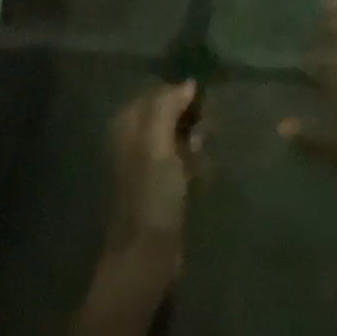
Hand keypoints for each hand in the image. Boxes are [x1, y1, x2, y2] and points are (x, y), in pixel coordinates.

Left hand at [105, 80, 197, 264]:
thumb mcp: (156, 145)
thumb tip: (186, 82)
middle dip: (188, 115)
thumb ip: (165, 109)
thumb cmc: (151, 195)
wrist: (147, 253)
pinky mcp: (160, 188)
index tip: (205, 96)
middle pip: (163, 115)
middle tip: (210, 121)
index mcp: (125, 128)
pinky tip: (207, 165)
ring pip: (173, 138)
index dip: (178, 92)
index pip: (153, 95)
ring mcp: (145, 167)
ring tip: (211, 142)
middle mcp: (131, 143)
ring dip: (193, 137)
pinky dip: (194, 159)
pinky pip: (180, 161)